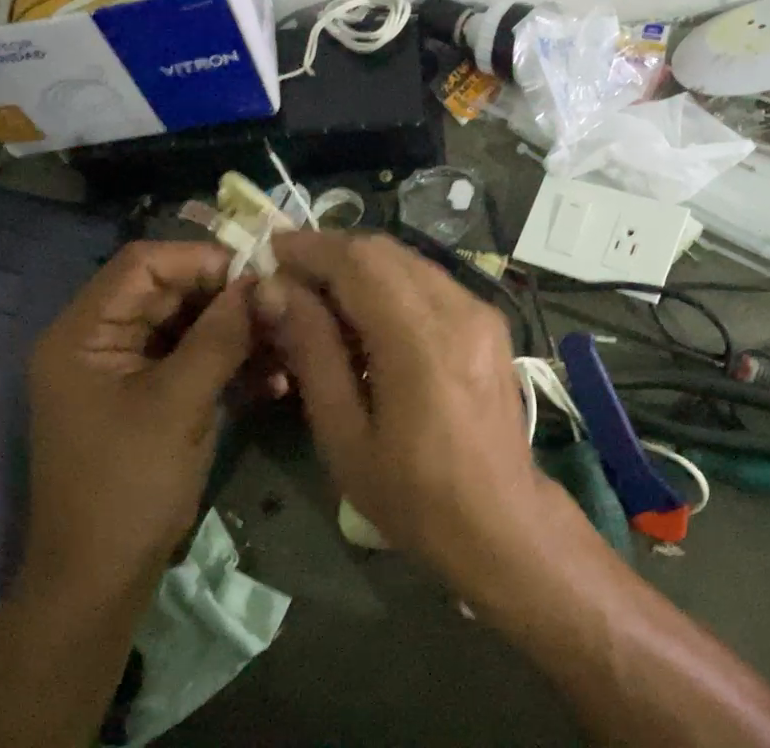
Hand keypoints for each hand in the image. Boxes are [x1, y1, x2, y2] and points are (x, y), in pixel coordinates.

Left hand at [22, 241, 258, 596]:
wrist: (101, 578)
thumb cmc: (128, 485)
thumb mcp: (178, 404)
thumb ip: (220, 337)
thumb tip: (263, 283)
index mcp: (84, 333)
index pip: (144, 265)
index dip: (203, 261)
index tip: (261, 276)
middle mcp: (100, 342)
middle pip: (170, 293)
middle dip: (230, 300)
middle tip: (284, 311)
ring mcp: (125, 372)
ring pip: (190, 328)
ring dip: (238, 334)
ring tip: (288, 348)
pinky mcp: (150, 398)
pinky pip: (194, 362)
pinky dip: (231, 366)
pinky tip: (275, 382)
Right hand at [255, 231, 561, 590]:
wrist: (501, 520)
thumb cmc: (414, 495)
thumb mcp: (346, 436)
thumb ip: (313, 353)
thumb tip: (277, 291)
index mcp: (421, 340)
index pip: (358, 261)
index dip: (309, 248)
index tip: (268, 254)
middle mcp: (459, 309)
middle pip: (386, 251)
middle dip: (332, 254)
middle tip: (288, 280)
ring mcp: (482, 312)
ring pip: (410, 261)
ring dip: (362, 268)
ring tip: (320, 300)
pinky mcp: (491, 323)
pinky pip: (432, 282)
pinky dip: (392, 284)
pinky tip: (367, 318)